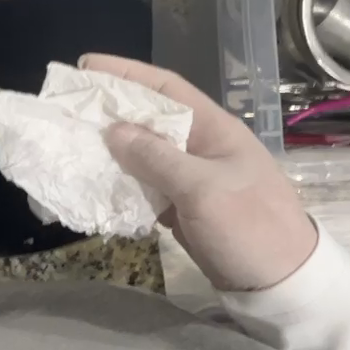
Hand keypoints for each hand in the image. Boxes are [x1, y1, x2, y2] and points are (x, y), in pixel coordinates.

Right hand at [83, 54, 317, 291]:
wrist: (280, 283)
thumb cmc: (249, 227)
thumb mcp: (202, 190)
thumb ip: (156, 158)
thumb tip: (113, 131)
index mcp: (213, 129)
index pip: (166, 88)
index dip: (127, 73)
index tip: (87, 66)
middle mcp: (200, 146)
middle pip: (148, 118)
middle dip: (110, 110)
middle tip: (68, 108)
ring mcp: (190, 178)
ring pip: (142, 153)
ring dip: (110, 148)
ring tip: (72, 142)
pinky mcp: (182, 206)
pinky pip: (144, 185)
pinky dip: (119, 182)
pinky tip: (94, 181)